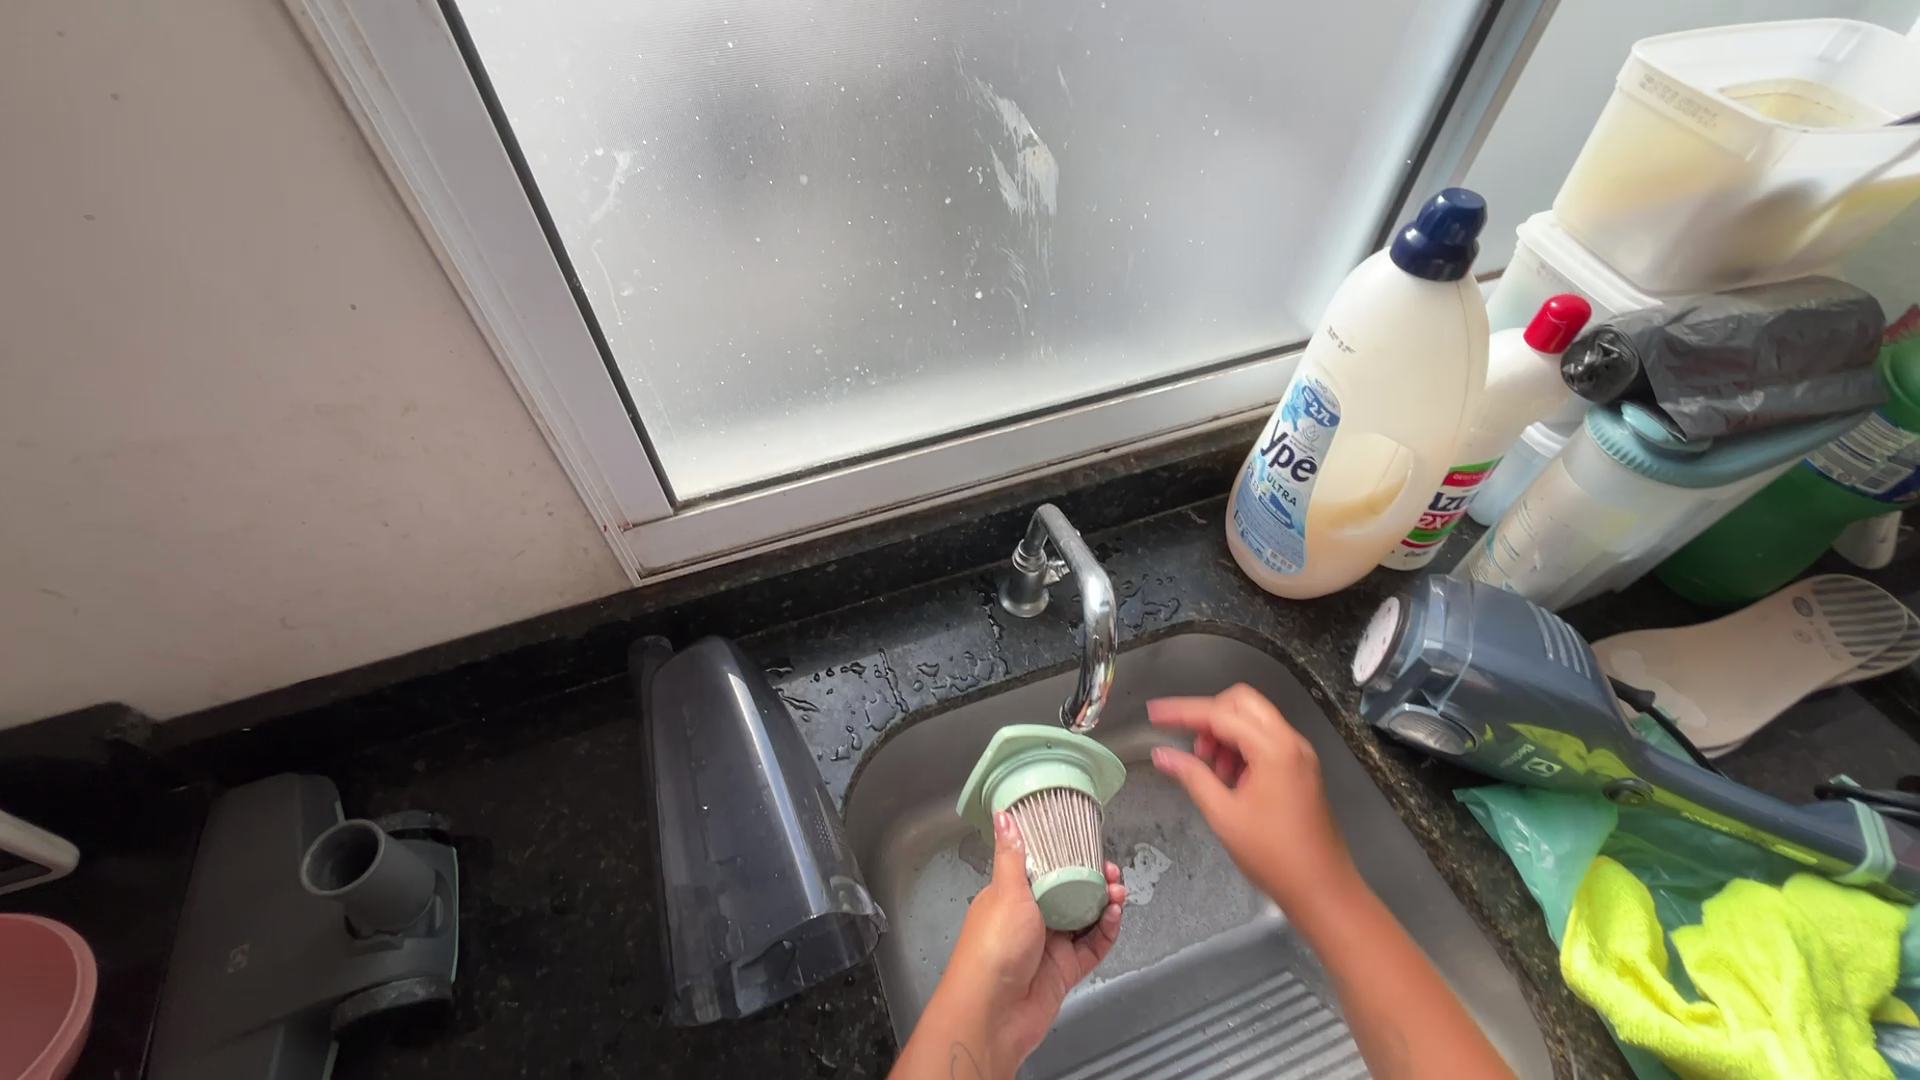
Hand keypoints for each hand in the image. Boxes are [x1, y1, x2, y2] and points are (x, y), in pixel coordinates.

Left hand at [925, 811, 1124, 1072]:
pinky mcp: (1065, 970)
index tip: (1086, 844)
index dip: (1066, 855)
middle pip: (1068, 891)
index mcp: (1011, 895)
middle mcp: (1030, 917)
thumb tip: (1003, 815)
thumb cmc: (992, 948)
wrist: (994, 1014)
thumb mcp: (1006, 892)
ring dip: (1103, 902)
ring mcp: (1048, 944)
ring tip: (1118, 890)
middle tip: (1111, 870)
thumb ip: (1013, 854)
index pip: (1043, 867)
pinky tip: (1115, 915)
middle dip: (1091, 878)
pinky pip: (1092, 946)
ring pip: (1084, 917)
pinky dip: (1106, 930)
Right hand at [1149, 684, 1355, 911]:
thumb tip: (1162, 754)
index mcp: (1273, 749)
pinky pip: (1265, 739)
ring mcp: (1299, 754)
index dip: (1181, 712)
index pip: (1219, 714)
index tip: (1154, 715)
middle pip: (1241, 702)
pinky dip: (1241, 747)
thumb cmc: (1274, 857)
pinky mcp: (1300, 769)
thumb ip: (1191, 776)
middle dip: (1209, 716)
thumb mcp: (1224, 816)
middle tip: (1193, 747)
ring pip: (1253, 719)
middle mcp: (1290, 742)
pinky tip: (1229, 778)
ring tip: (1211, 769)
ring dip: (1225, 733)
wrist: (1325, 893)